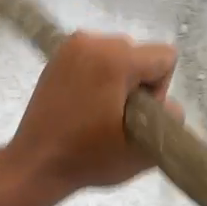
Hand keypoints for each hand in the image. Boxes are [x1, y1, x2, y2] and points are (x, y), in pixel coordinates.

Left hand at [7, 32, 180, 192]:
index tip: (134, 116)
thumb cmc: (88, 159)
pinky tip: (82, 105)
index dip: (158, 91)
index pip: (165, 58)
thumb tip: (165, 104)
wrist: (35, 164)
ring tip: (96, 114)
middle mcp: (92, 40)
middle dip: (135, 84)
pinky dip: (96, 77)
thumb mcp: (143, 149)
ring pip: (117, 56)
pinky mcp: (57, 57)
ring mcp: (71, 46)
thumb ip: (172, 120)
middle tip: (113, 118)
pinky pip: (94, 59)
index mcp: (116, 58)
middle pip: (139, 55)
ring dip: (116, 80)